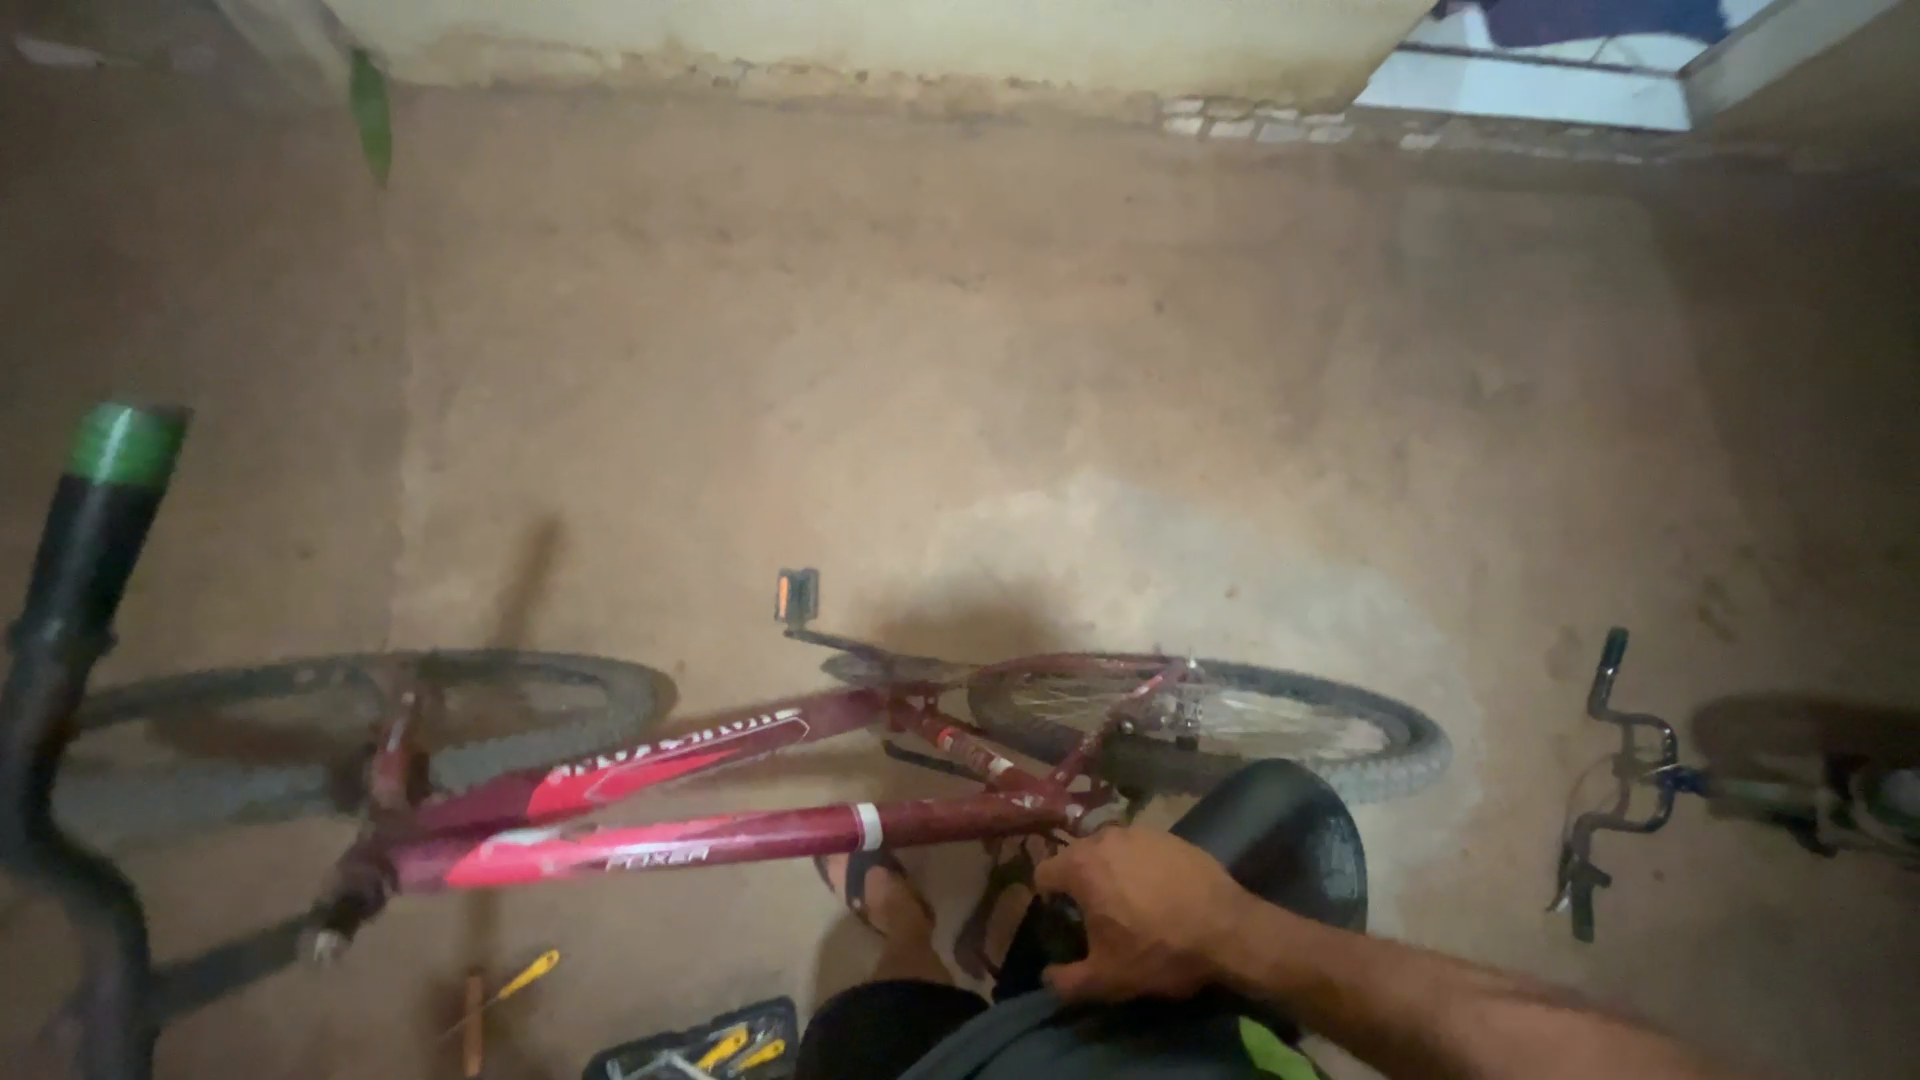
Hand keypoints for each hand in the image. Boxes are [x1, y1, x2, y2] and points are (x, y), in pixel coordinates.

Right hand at [1032, 826, 1255, 1002]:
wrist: (1228, 929)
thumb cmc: (1159, 950)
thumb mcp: (1108, 978)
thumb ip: (1067, 981)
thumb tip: (1047, 977)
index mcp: (1081, 866)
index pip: (1043, 872)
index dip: (1048, 897)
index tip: (1064, 918)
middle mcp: (1104, 838)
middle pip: (1076, 856)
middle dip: (1080, 881)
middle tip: (1098, 912)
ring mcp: (1138, 832)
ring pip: (1109, 848)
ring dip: (1110, 869)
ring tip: (1130, 899)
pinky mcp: (1168, 834)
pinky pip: (1140, 847)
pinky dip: (1141, 864)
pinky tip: (1160, 889)